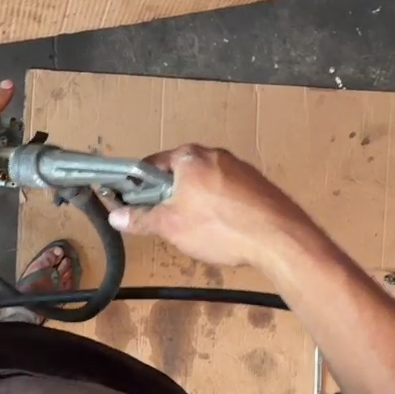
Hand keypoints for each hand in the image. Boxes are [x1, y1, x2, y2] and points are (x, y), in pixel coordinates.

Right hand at [107, 145, 302, 268]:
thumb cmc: (220, 227)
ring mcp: (240, 168)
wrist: (280, 239)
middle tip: (164, 221)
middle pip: (178, 173)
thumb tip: (114, 216)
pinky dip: (218, 207)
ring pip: (204, 183)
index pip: (151, 164)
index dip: (137, 185)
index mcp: (189, 157)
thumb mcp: (170, 226)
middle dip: (168, 196)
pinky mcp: (257, 184)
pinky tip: (222, 229)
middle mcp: (214, 154)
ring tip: (195, 229)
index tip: (133, 204)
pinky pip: (227, 192)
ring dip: (194, 202)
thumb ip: (140, 219)